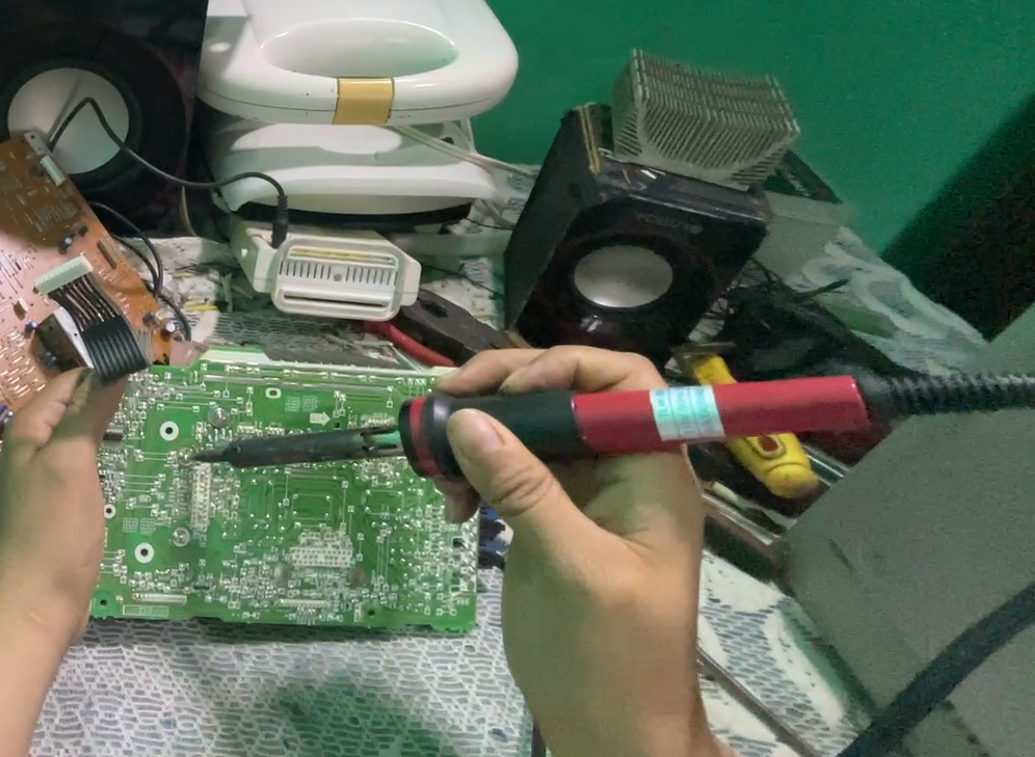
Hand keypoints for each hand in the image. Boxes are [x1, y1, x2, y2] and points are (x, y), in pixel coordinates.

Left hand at [0, 368, 123, 644]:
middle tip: (152, 391)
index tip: (142, 364)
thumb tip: (110, 369)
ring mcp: (44, 480)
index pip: (69, 382)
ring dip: (107, 429)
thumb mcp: (72, 461)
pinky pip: (84, 470)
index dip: (102, 372)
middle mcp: (32, 449)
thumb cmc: (52, 529)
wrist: (34, 606)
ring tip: (147, 420)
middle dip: (108, 398)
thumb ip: (87, 413)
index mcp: (29, 430)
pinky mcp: (59, 508)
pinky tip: (128, 464)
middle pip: (74, 409)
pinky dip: (104, 461)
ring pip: (80, 440)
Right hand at [438, 347, 722, 756]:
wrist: (605, 727)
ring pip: (520, 427)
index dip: (566, 367)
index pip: (623, 381)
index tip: (506, 390)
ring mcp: (575, 489)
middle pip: (558, 393)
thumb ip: (522, 488)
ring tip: (438, 469)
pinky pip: (498, 465)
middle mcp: (614, 468)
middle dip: (499, 392)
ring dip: (472, 436)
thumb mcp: (572, 567)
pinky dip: (467, 473)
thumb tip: (464, 419)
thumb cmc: (612, 653)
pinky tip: (451, 507)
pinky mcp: (541, 511)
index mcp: (649, 472)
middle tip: (442, 400)